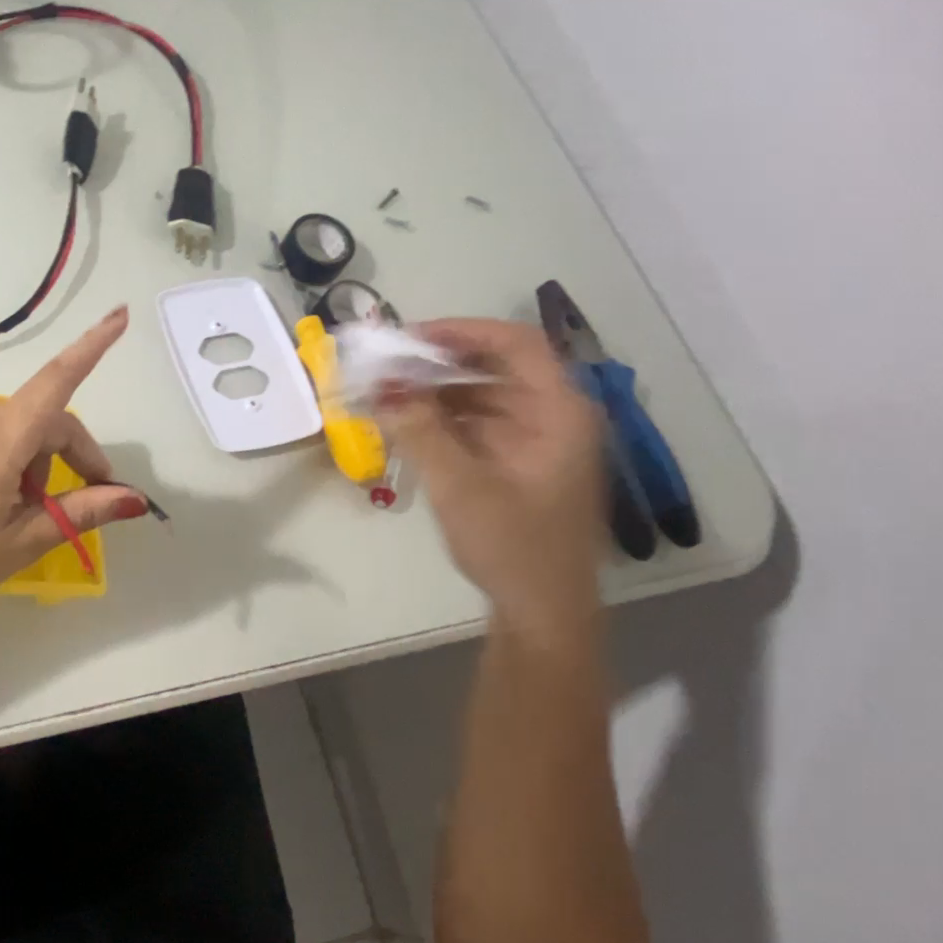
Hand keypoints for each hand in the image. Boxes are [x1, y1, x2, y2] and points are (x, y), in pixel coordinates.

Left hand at [0, 307, 149, 619]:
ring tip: (31, 514)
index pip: (57, 382)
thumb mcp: (25, 539)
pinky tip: (1, 503)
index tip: (119, 316)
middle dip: (75, 453)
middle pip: (46, 417)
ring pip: (20, 430)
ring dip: (42, 462)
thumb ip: (81, 512)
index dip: (92, 347)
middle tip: (90, 499)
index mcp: (1, 439)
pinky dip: (14, 460)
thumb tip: (132, 498)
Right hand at [383, 319, 604, 635]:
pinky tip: (404, 426)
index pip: (515, 345)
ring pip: (483, 398)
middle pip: (495, 369)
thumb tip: (382, 388)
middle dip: (437, 365)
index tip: (406, 338)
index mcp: (559, 411)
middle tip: (383, 368)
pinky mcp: (518, 465)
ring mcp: (537, 443)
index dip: (460, 332)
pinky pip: (478, 428)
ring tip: (384, 395)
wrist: (542, 609)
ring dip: (435, 394)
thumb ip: (420, 431)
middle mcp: (554, 417)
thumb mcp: (460, 486)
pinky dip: (442, 422)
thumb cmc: (512, 545)